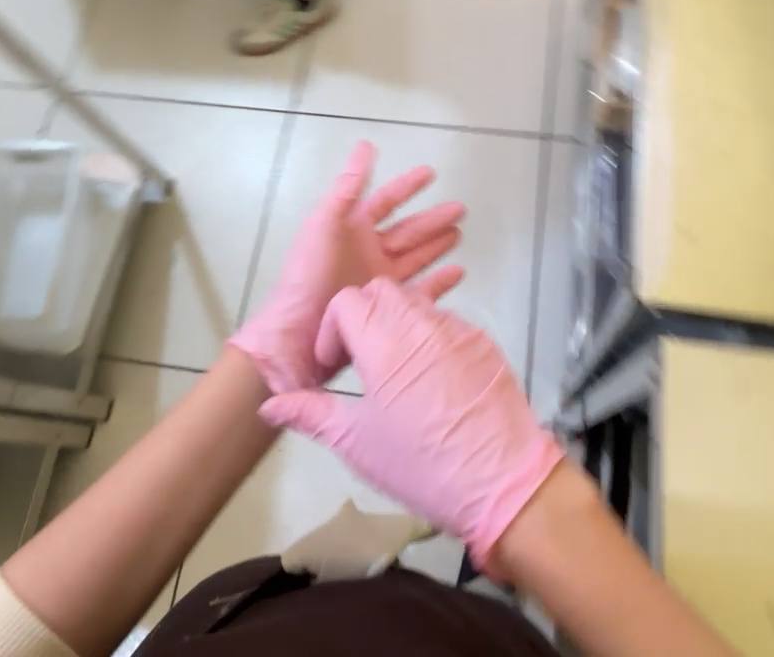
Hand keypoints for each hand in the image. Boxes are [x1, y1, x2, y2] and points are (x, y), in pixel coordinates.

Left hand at [230, 141, 464, 392]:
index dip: (407, 186)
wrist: (300, 333)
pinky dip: (438, 282)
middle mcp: (367, 252)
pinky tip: (457, 273)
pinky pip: (419, 291)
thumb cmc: (310, 274)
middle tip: (461, 208)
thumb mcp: (326, 222)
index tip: (431, 173)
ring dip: (437, 245)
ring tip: (459, 234)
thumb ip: (348, 186)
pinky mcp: (386, 307)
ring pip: (415, 257)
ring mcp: (377, 281)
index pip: (385, 200)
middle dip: (432, 219)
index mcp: (352, 229)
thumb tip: (365, 145)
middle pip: (407, 230)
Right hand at [257, 278, 563, 571]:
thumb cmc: (422, 465)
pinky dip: (430, 335)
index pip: (348, 300)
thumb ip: (310, 414)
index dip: (332, 327)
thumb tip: (269, 406)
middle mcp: (421, 324)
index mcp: (385, 343)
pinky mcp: (484, 342)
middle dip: (363, 314)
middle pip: (381, 291)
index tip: (336, 364)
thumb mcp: (358, 443)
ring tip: (397, 368)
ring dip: (397, 321)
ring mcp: (458, 330)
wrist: (504, 482)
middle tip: (362, 358)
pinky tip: (433, 378)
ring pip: (417, 301)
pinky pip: (447, 321)